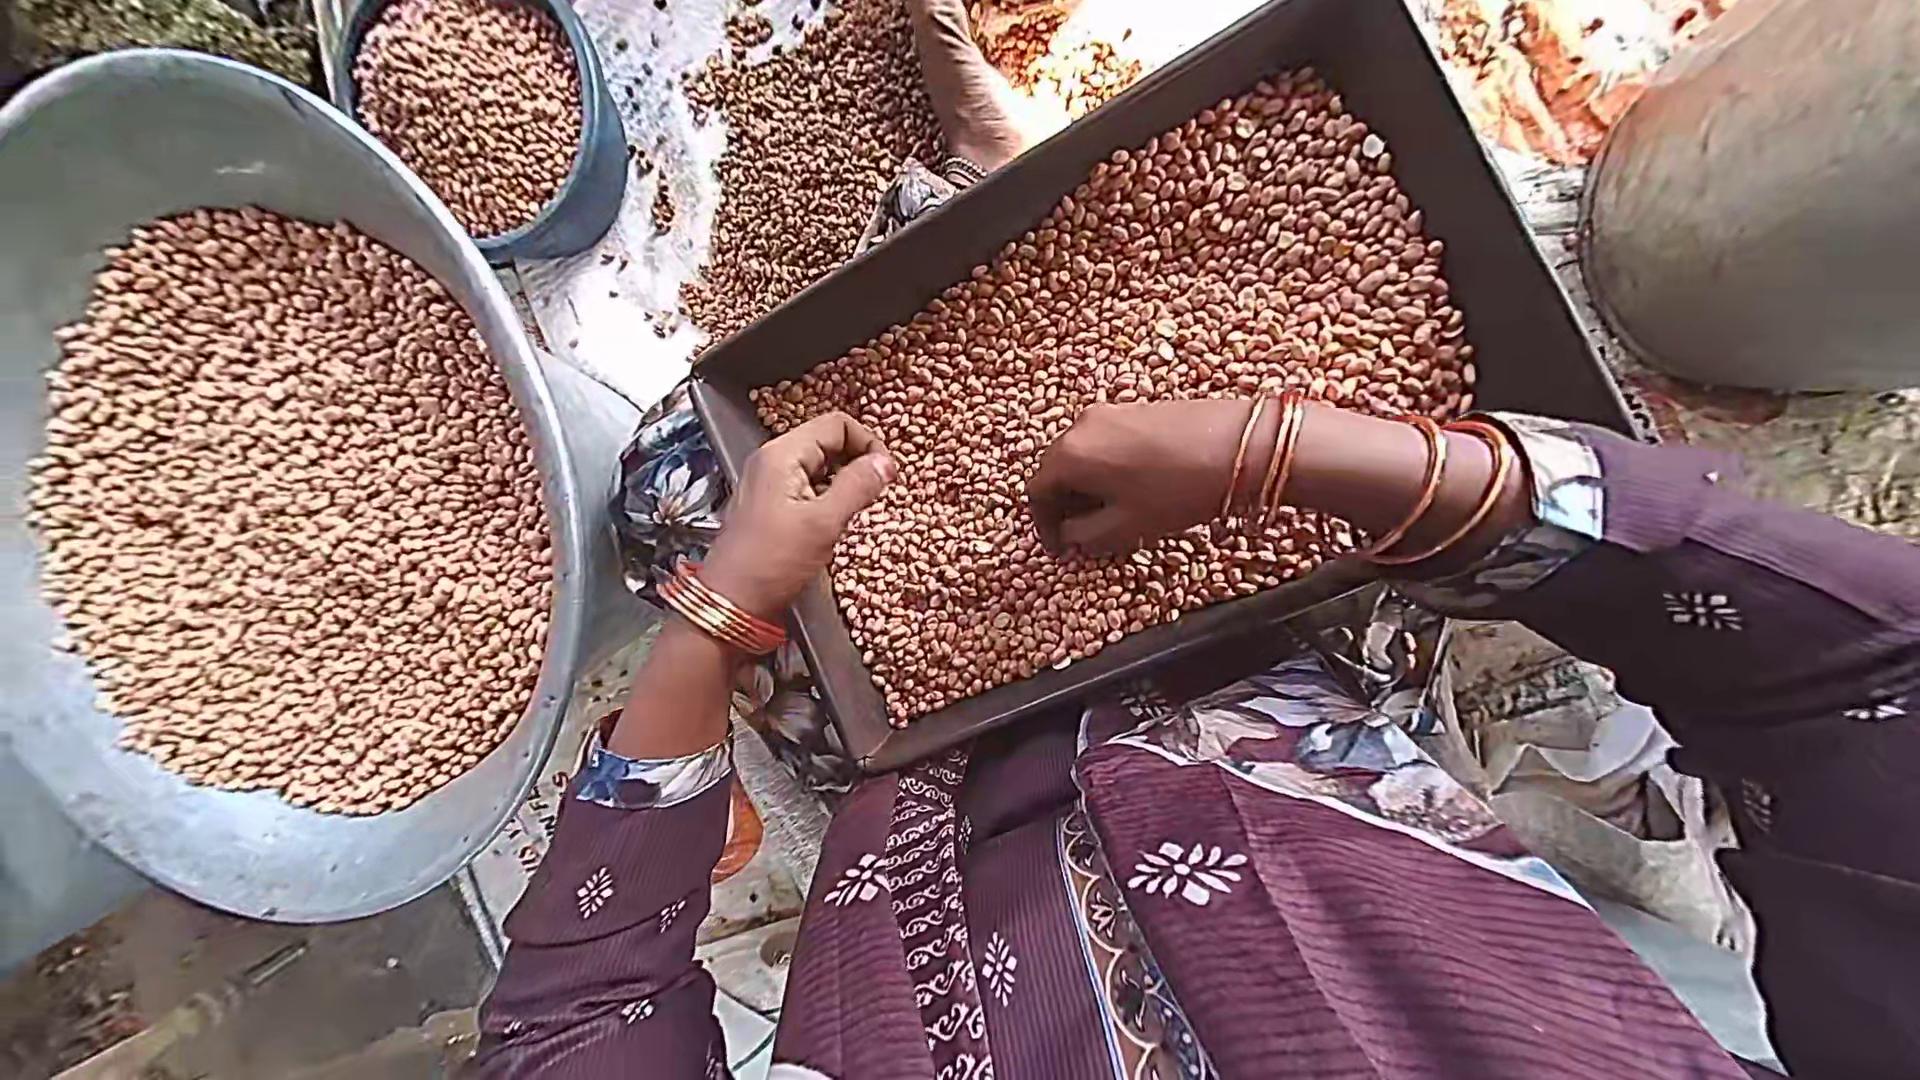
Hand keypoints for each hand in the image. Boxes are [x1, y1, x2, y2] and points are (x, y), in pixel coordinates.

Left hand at [700, 412, 896, 619]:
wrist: (732, 603)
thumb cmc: (774, 562)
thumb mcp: (823, 522)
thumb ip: (858, 487)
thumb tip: (886, 462)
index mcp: (783, 454)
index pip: (836, 425)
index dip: (868, 442)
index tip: (887, 473)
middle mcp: (774, 460)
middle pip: (828, 441)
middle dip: (859, 461)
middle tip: (878, 492)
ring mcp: (771, 483)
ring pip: (821, 466)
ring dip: (847, 481)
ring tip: (862, 508)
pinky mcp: (772, 505)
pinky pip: (810, 487)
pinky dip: (831, 496)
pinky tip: (839, 521)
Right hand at [1027, 399, 1250, 555]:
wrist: (1244, 445)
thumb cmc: (1176, 491)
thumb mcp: (1125, 527)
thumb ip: (1083, 536)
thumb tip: (1069, 537)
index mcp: (1068, 455)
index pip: (1036, 492)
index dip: (1044, 525)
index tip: (1060, 549)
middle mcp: (1080, 426)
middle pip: (1055, 469)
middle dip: (1062, 505)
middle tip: (1079, 534)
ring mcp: (1109, 412)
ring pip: (1080, 455)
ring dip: (1084, 487)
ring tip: (1107, 513)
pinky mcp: (1135, 407)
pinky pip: (1103, 442)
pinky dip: (1103, 468)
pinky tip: (1129, 487)